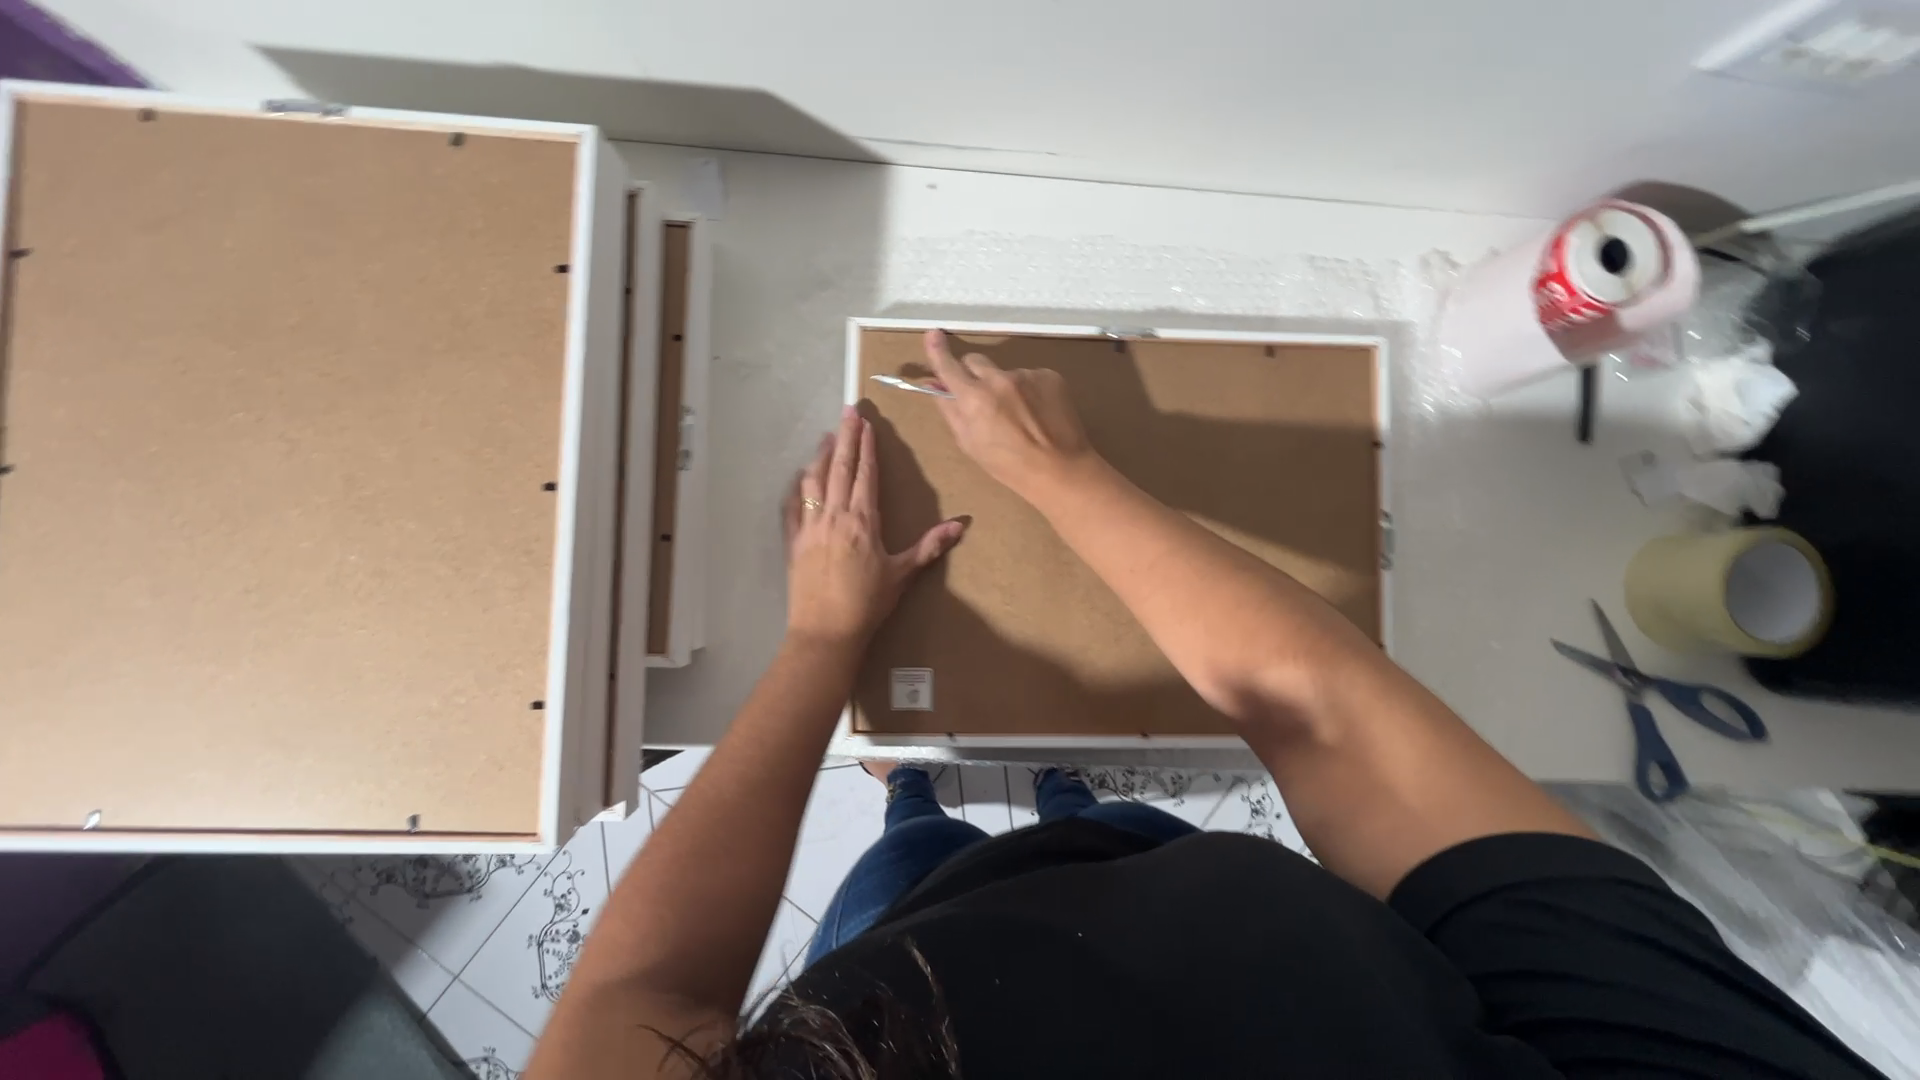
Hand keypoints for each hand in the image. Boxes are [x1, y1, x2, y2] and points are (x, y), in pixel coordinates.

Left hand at [783, 405, 965, 648]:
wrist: (825, 632)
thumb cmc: (867, 604)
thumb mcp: (902, 574)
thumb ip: (929, 547)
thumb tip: (960, 525)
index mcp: (863, 521)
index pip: (866, 474)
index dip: (867, 447)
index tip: (867, 424)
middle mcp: (834, 516)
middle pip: (839, 468)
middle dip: (844, 437)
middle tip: (847, 411)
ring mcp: (810, 526)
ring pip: (814, 481)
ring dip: (821, 455)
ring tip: (826, 436)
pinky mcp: (793, 541)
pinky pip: (794, 505)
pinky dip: (798, 486)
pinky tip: (800, 476)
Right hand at [924, 329, 1100, 500]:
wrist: (1060, 469)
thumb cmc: (1008, 464)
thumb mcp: (970, 443)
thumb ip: (950, 410)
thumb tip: (934, 385)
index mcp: (975, 398)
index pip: (949, 367)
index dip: (938, 351)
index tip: (933, 335)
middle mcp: (999, 379)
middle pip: (975, 361)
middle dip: (973, 374)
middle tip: (981, 398)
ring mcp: (1027, 375)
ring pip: (1005, 372)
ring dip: (1005, 386)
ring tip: (1019, 415)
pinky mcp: (1050, 376)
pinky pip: (1031, 377)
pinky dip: (1029, 390)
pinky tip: (1038, 412)